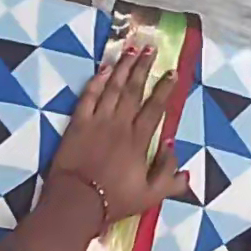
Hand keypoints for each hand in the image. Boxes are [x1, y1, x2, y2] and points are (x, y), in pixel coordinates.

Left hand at [49, 46, 188, 224]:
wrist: (76, 202)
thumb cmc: (114, 200)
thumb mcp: (151, 195)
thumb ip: (168, 173)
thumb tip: (175, 147)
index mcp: (139, 140)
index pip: (155, 107)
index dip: (165, 88)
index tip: (172, 71)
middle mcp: (119, 124)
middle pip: (134, 89)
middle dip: (143, 67)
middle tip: (150, 48)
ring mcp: (97, 121)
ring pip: (112, 87)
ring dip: (122, 67)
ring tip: (131, 50)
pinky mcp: (77, 123)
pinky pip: (88, 96)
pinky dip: (96, 81)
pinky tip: (103, 69)